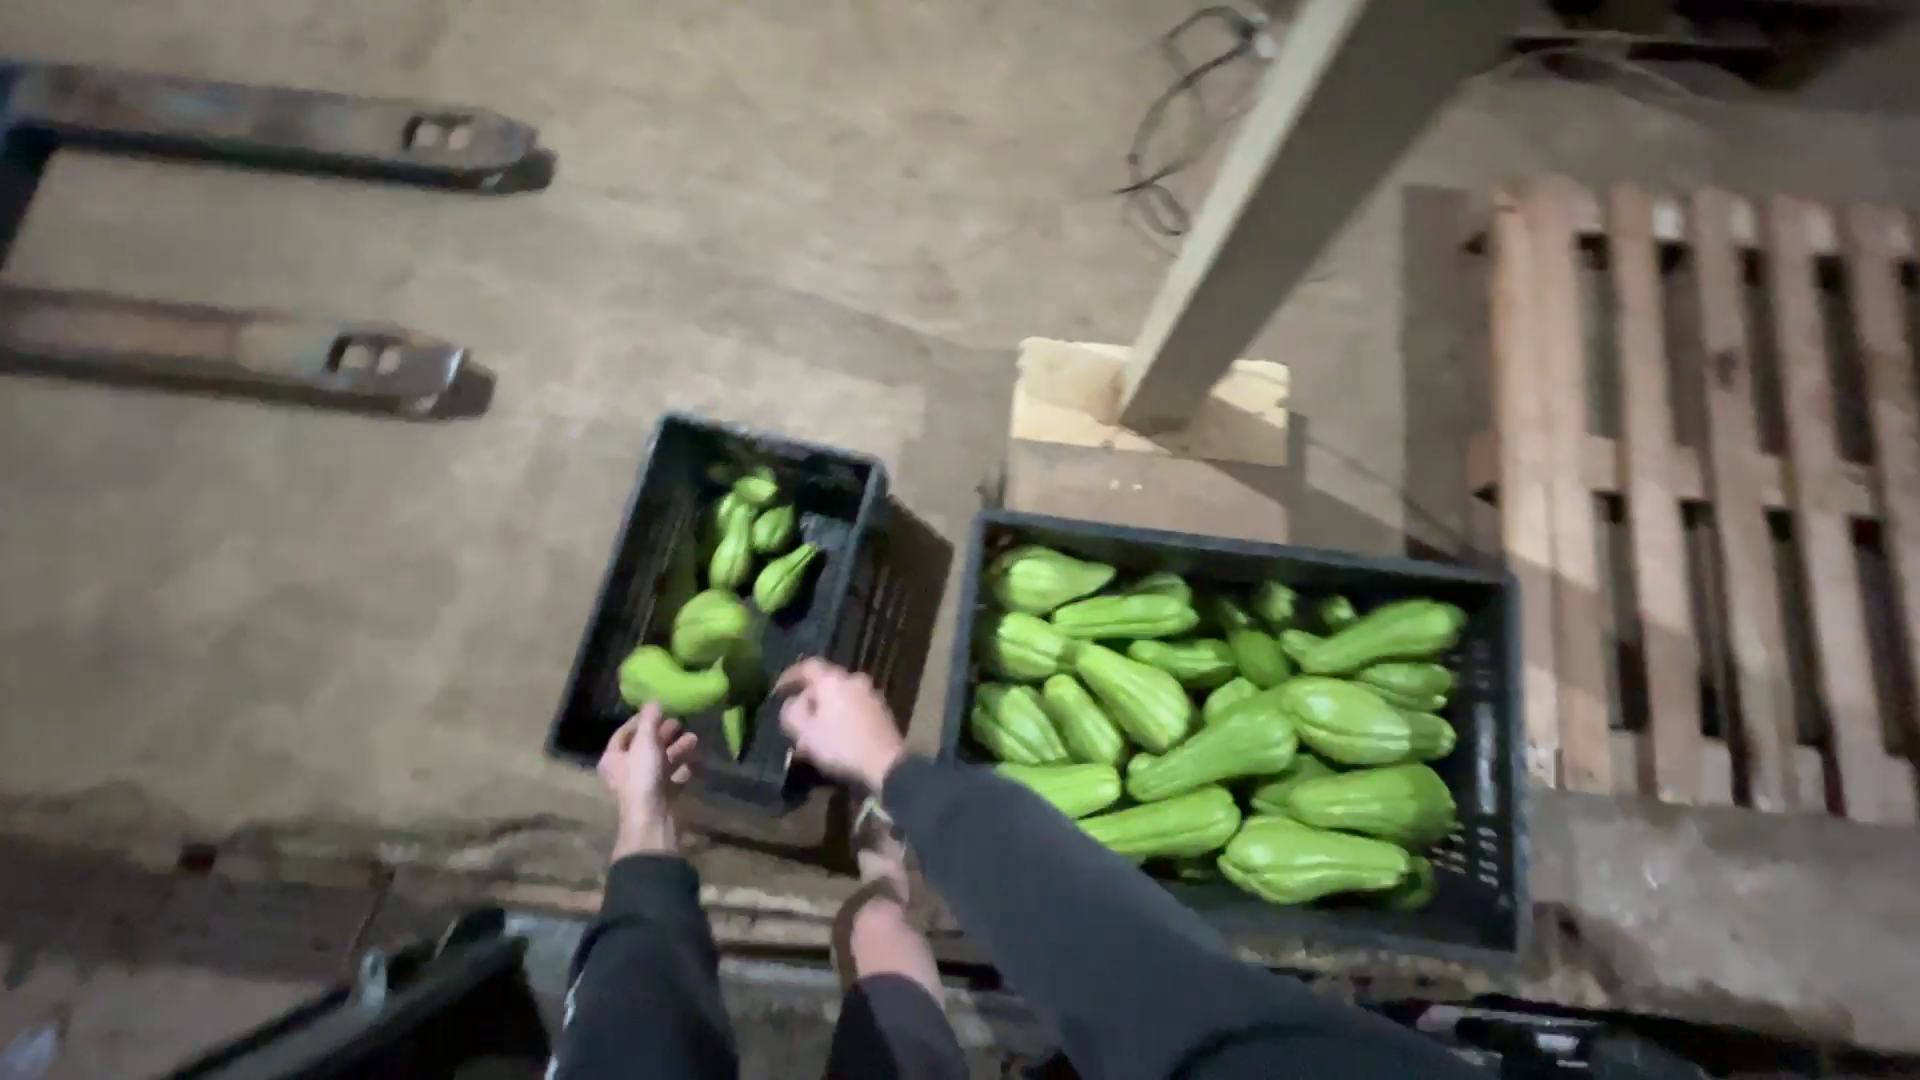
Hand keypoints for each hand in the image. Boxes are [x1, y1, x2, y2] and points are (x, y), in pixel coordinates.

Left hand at [597, 704, 698, 857]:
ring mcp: (644, 785)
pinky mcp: (660, 796)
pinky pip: (672, 778)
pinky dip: (682, 769)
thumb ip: (650, 721)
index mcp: (613, 759)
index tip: (660, 710)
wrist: (653, 820)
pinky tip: (694, 761)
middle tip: (680, 722)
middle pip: (645, 747)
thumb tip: (653, 700)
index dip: (640, 720)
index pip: (624, 733)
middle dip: (664, 734)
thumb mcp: (645, 744)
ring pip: (661, 762)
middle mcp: (626, 771)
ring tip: (694, 739)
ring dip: (677, 749)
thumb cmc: (642, 778)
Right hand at [776, 658, 904, 790]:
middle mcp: (854, 679)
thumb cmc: (840, 744)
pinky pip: (853, 706)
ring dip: (826, 709)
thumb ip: (792, 711)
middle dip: (810, 698)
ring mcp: (871, 693)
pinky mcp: (881, 709)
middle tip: (798, 716)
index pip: (808, 666)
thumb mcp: (805, 732)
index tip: (779, 690)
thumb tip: (794, 701)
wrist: (885, 762)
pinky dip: (842, 715)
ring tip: (816, 731)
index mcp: (833, 680)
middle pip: (825, 682)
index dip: (790, 676)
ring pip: (840, 695)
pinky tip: (836, 735)